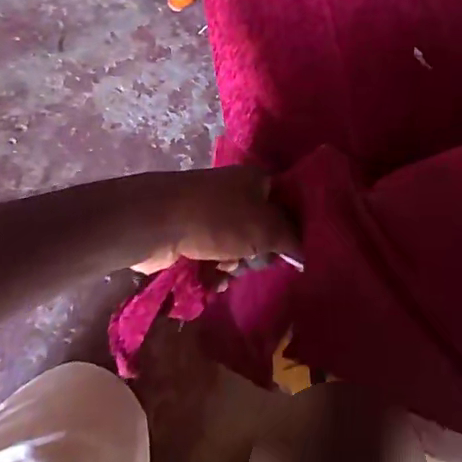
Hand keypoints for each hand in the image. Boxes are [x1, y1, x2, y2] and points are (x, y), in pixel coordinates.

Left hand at [131, 166, 297, 273]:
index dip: (294, 230)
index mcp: (259, 181)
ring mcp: (214, 214)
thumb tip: (306, 256)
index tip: (293, 253)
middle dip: (261, 253)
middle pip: (265, 231)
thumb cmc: (216, 219)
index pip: (289, 205)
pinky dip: (215, 271)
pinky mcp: (194, 234)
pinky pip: (216, 257)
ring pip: (240, 248)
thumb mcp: (265, 229)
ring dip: (236, 266)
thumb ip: (291, 241)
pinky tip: (211, 280)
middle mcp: (238, 194)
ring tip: (224, 270)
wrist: (155, 222)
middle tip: (252, 261)